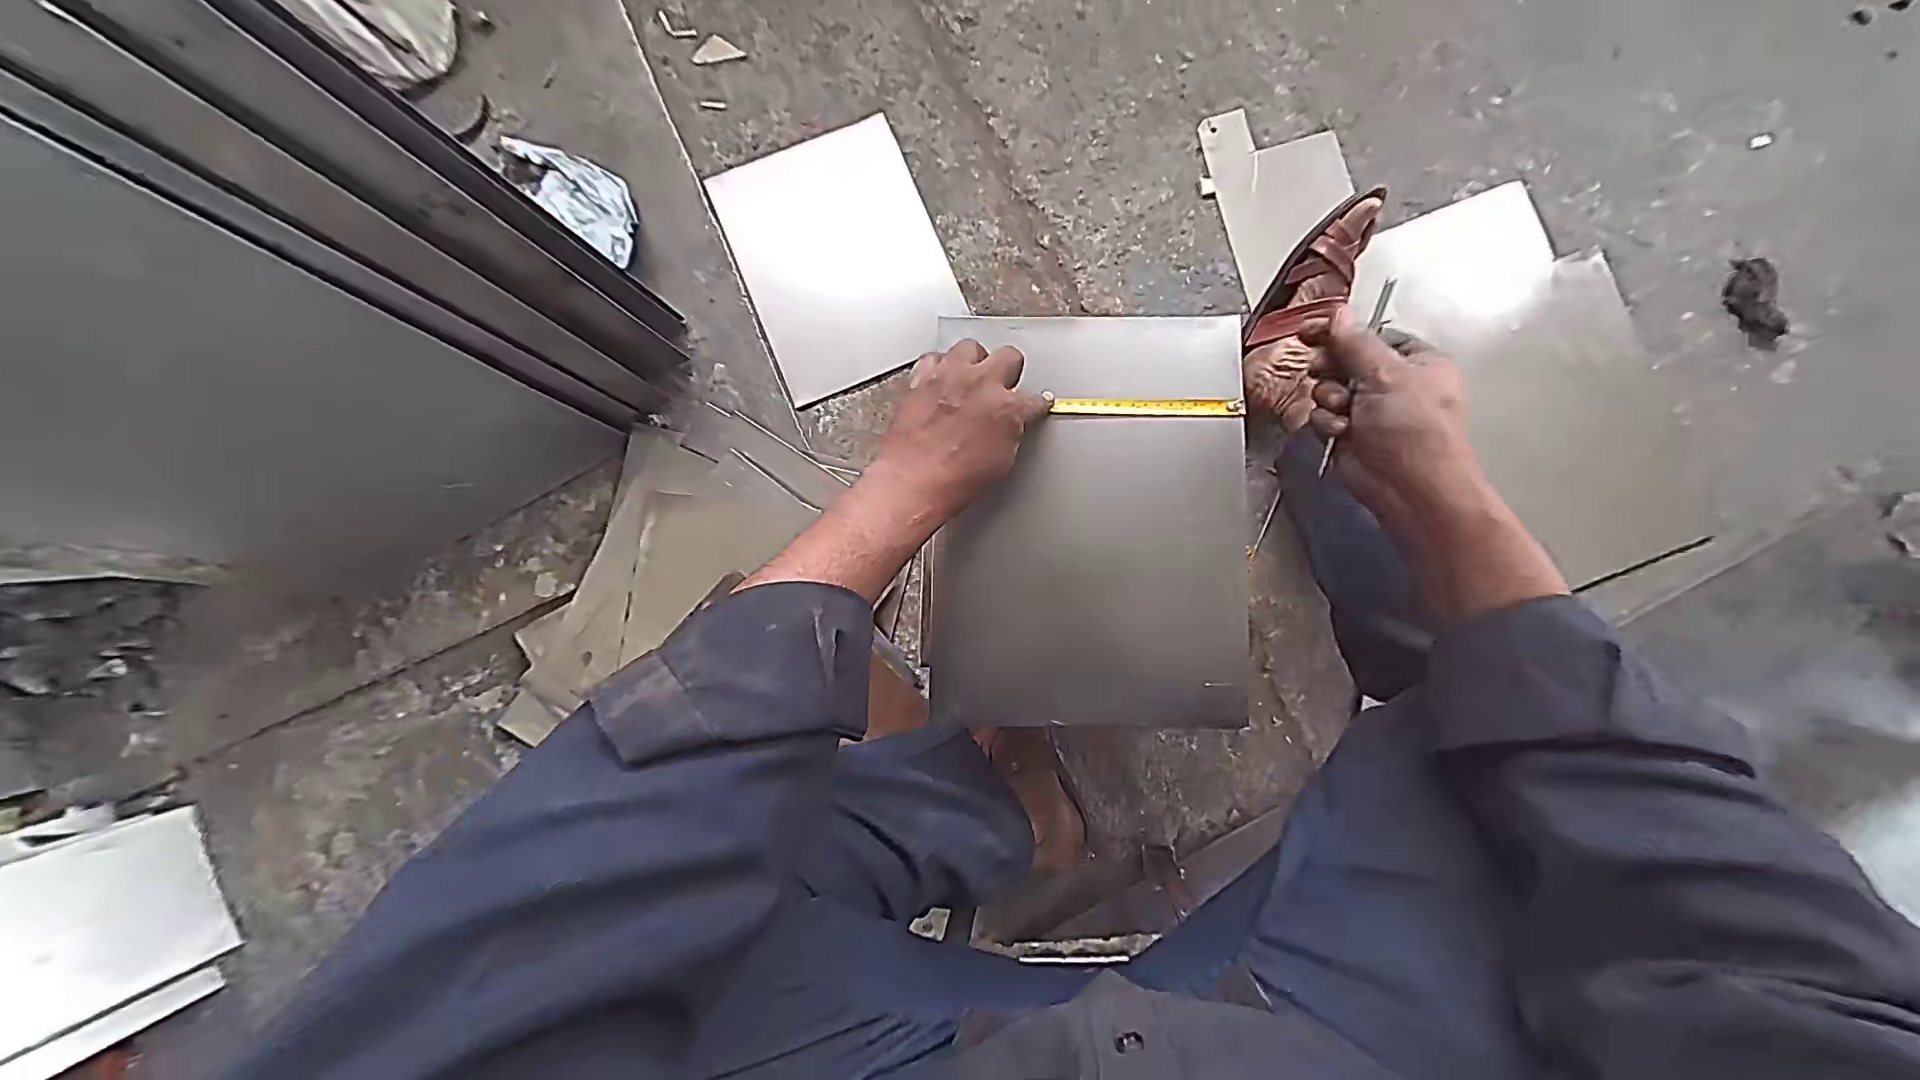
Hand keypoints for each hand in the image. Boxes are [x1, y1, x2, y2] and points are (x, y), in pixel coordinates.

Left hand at [861, 340, 1052, 526]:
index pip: (1034, 399)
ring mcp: (949, 377)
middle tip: (1004, 382)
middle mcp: (981, 384)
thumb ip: (1011, 433)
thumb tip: (1011, 427)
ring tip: (970, 376)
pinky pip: (933, 359)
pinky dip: (938, 368)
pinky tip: (939, 379)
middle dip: (1010, 369)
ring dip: (973, 361)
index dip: (1036, 404)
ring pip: (969, 347)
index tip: (1035, 405)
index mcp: (1008, 407)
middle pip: (1009, 356)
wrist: (914, 481)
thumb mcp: (1001, 462)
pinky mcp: (921, 380)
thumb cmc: (953, 479)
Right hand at [1300, 306, 1568, 621]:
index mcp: (1414, 362)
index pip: (1368, 335)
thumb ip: (1356, 343)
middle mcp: (1391, 384)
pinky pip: (1321, 418)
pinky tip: (1341, 432)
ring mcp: (1368, 410)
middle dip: (1330, 371)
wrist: (1409, 487)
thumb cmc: (1418, 435)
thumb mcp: (1386, 375)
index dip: (1339, 332)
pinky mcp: (1348, 434)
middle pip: (1342, 362)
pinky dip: (1326, 424)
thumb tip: (1340, 316)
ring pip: (1326, 390)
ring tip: (1344, 412)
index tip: (1311, 329)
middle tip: (1326, 371)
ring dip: (1328, 400)